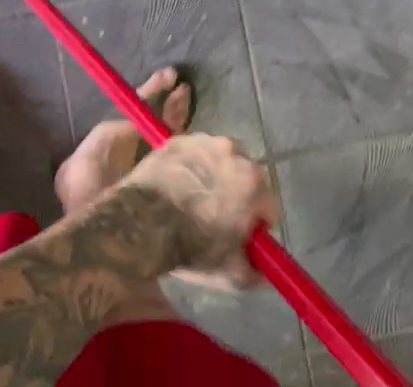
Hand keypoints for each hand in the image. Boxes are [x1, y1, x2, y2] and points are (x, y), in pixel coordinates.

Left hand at [123, 133, 277, 287]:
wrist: (143, 223)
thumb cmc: (192, 245)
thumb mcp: (231, 272)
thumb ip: (255, 270)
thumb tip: (262, 269)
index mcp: (254, 182)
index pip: (268, 205)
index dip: (258, 223)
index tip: (245, 235)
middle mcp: (233, 152)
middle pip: (245, 176)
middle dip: (238, 194)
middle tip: (219, 216)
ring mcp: (203, 141)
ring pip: (219, 159)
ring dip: (215, 174)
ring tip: (196, 198)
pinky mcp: (177, 139)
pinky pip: (193, 153)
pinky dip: (191, 165)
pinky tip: (178, 184)